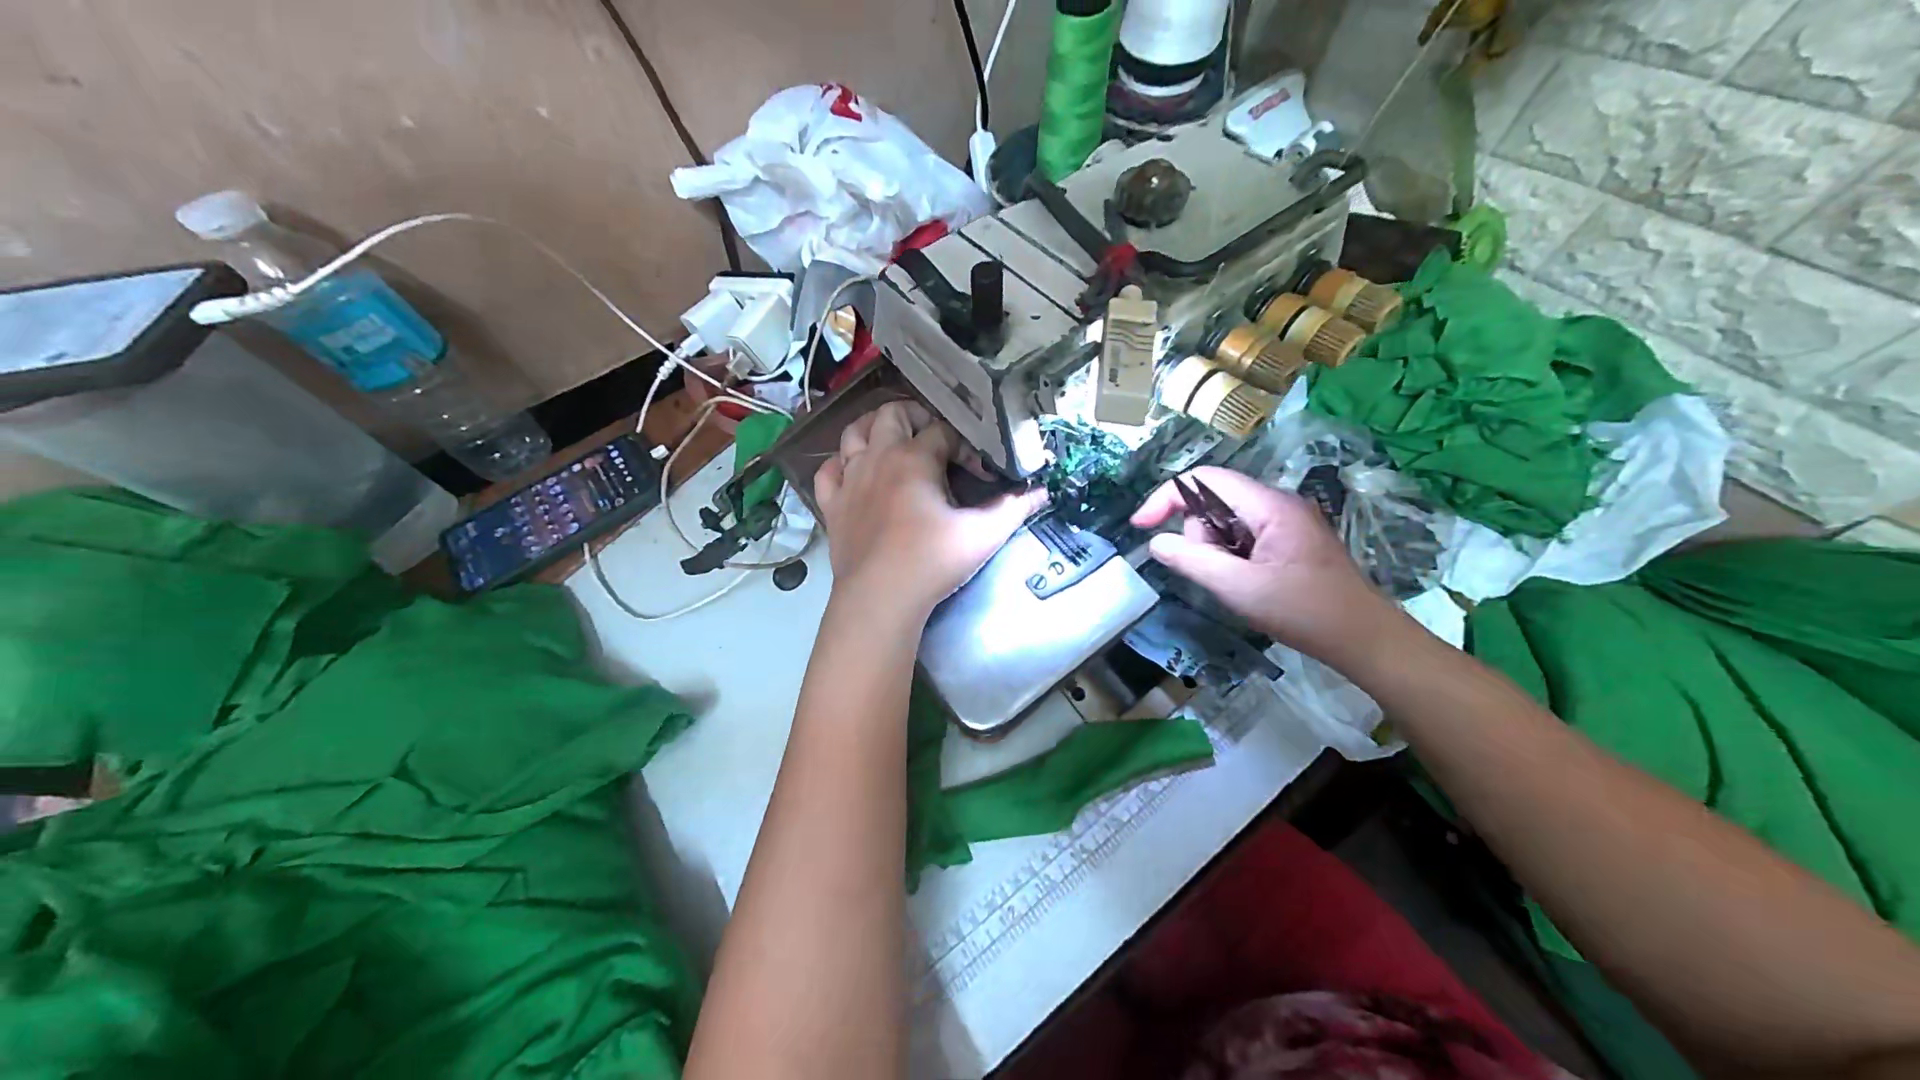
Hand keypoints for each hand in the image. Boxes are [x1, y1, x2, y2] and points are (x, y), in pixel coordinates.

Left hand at [815, 401, 1046, 620]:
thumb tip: (1042, 492)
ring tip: (893, 440)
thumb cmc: (932, 562)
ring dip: (873, 428)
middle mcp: (877, 458)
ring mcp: (850, 480)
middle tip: (934, 439)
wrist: (880, 598)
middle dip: (915, 417)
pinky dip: (841, 464)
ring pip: (852, 433)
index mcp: (913, 458)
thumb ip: (1012, 508)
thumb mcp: (982, 535)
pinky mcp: (832, 505)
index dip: (965, 445)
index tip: (978, 471)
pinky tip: (855, 472)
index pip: (942, 432)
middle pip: (891, 414)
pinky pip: (829, 471)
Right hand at [1130, 466, 1396, 657]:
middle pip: (1214, 502)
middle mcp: (1278, 504)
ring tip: (1236, 585)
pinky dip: (1231, 558)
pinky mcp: (1290, 541)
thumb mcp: (1239, 588)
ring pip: (1227, 523)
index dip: (1166, 496)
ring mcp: (1286, 522)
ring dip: (1215, 551)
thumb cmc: (1304, 610)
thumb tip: (1156, 542)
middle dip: (1198, 536)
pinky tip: (1246, 585)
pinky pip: (1243, 538)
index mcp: (1269, 505)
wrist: (1364, 638)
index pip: (1205, 479)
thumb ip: (1192, 561)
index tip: (1142, 526)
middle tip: (1214, 574)